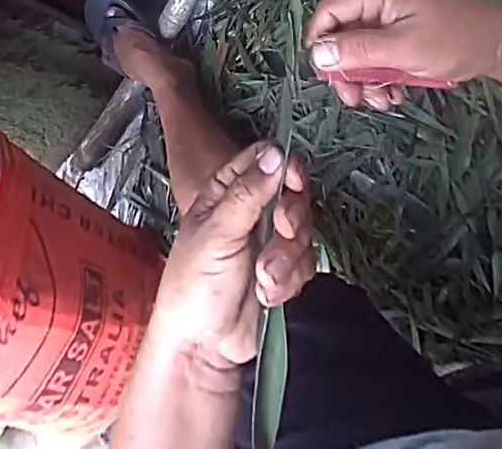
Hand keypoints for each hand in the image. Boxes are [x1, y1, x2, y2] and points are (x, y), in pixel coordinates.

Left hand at [147, 142, 317, 380]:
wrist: (202, 347)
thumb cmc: (194, 283)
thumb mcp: (217, 232)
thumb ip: (248, 193)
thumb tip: (276, 154)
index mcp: (229, 190)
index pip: (265, 159)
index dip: (283, 164)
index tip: (292, 179)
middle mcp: (254, 209)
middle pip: (294, 191)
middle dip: (292, 214)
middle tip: (282, 229)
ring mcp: (271, 239)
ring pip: (304, 228)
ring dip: (288, 256)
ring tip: (264, 277)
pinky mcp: (286, 268)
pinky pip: (307, 261)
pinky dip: (291, 278)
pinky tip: (268, 293)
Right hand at [305, 0, 501, 109]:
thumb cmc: (453, 40)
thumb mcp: (402, 48)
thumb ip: (357, 51)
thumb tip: (316, 55)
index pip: (329, 11)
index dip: (319, 43)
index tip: (323, 77)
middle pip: (343, 33)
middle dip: (347, 69)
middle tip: (354, 100)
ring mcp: (392, 13)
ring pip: (361, 47)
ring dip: (367, 77)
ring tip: (384, 101)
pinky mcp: (404, 28)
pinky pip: (380, 51)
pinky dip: (383, 74)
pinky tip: (396, 93)